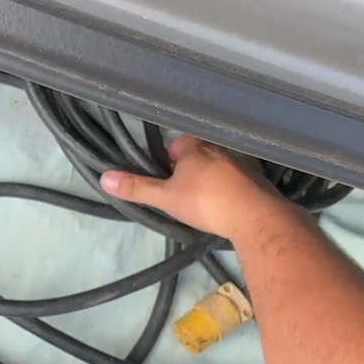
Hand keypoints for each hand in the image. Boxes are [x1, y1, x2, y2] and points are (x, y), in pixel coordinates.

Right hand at [99, 135, 295, 241]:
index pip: (176, 146)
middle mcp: (220, 147)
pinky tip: (227, 208)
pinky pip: (237, 181)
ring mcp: (242, 163)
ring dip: (211, 181)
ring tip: (205, 204)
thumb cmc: (205, 201)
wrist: (255, 218)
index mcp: (196, 145)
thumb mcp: (165, 197)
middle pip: (198, 157)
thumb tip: (104, 177)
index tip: (167, 183)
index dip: (168, 163)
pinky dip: (231, 191)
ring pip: (218, 169)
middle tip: (183, 196)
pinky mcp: (258, 180)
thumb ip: (137, 188)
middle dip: (190, 172)